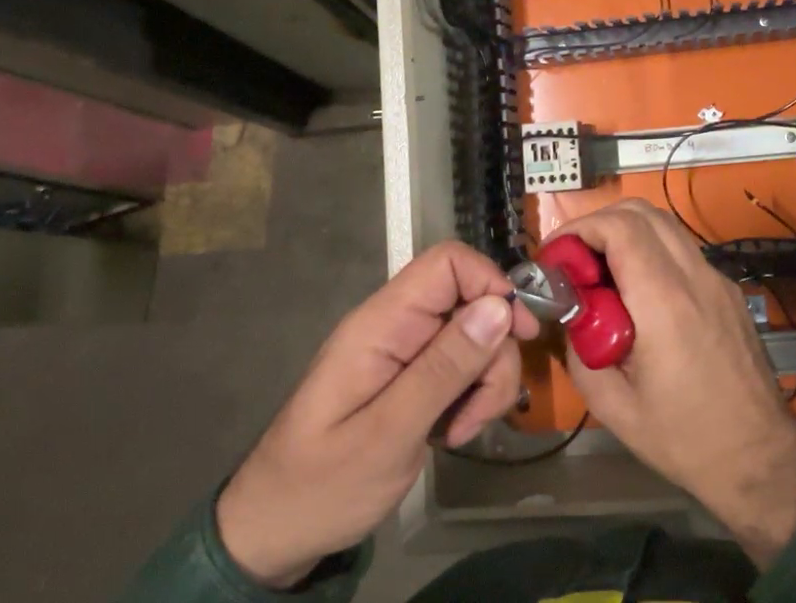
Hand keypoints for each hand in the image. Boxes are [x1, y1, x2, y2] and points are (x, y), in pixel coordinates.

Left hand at [215, 241, 538, 587]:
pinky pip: (464, 369)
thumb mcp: (387, 433)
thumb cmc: (322, 485)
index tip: (518, 334)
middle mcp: (398, 328)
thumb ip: (444, 368)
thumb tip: (499, 307)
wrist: (277, 531)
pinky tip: (454, 433)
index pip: (447, 263)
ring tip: (461, 432)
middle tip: (480, 412)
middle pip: (473, 305)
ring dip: (487, 384)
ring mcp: (408, 355)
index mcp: (381, 324)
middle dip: (493, 354)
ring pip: (477, 340)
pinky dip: (474, 398)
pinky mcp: (416, 382)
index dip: (491, 285)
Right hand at [553, 199, 795, 566]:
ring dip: (626, 235)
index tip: (555, 257)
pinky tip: (637, 297)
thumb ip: (579, 350)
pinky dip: (652, 253)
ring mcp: (718, 281)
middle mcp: (695, 277)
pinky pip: (684, 252)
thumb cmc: (684, 438)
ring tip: (601, 278)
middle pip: (643, 212)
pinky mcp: (728, 292)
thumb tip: (569, 313)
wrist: (760, 457)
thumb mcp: (613, 406)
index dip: (579, 229)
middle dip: (599, 225)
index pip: (620, 227)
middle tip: (573, 263)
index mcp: (664, 302)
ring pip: (666, 226)